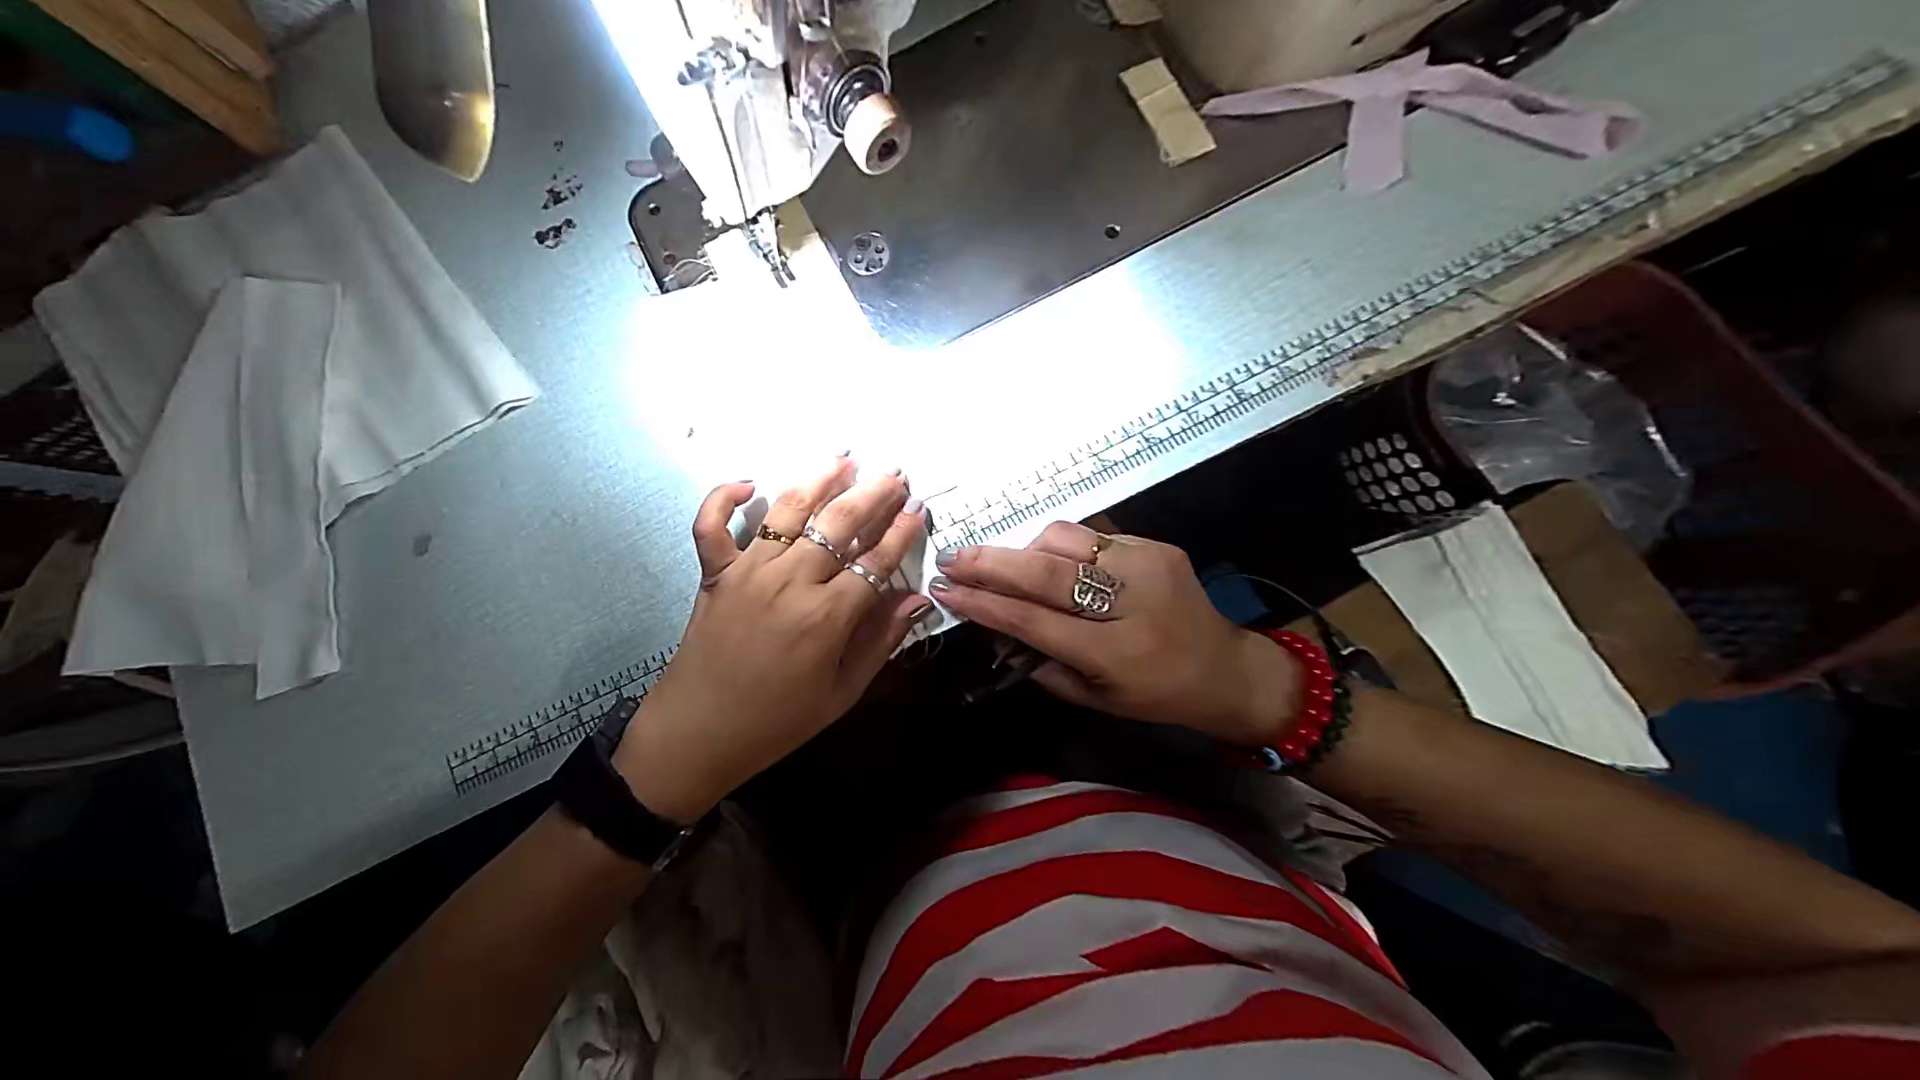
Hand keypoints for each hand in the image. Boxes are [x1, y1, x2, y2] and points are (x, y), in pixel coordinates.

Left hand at [613, 459, 930, 822]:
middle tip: (894, 474)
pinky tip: (747, 484)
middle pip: (838, 524)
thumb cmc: (777, 721)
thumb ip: (881, 641)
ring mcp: (747, 572)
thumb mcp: (842, 692)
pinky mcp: (714, 573)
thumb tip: (917, 599)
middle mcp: (789, 582)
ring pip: (788, 512)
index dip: (901, 532)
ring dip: (819, 481)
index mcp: (826, 616)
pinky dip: (723, 498)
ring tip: (843, 460)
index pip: (875, 561)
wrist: (698, 733)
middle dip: (872, 495)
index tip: (918, 509)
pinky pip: (712, 525)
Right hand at [930, 523, 1301, 744]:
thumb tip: (997, 628)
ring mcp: (1147, 564)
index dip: (985, 604)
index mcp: (1116, 653)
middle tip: (952, 558)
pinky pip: (1091, 535)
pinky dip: (1061, 548)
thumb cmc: (1155, 694)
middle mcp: (1132, 601)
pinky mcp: (1156, 545)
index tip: (946, 590)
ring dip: (1026, 550)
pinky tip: (1051, 563)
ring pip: (1065, 539)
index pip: (1035, 621)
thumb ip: (1043, 665)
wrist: (1225, 666)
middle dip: (990, 563)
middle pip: (1046, 572)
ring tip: (1005, 565)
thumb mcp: (1096, 698)